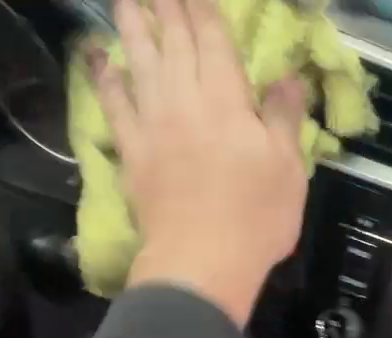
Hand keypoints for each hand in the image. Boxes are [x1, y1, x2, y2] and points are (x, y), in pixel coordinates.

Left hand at [96, 0, 309, 324]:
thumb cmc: (257, 216)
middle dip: (167, 6)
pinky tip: (103, 60)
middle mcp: (184, 98)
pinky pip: (114, 103)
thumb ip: (285, 118)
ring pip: (139, 60)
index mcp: (226, 99)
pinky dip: (106, 77)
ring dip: (132, 25)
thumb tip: (288, 77)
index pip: (212, 38)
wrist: (203, 257)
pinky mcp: (132, 149)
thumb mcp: (289, 168)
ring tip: (127, 1)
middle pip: (173, 41)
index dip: (203, 7)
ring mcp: (152, 121)